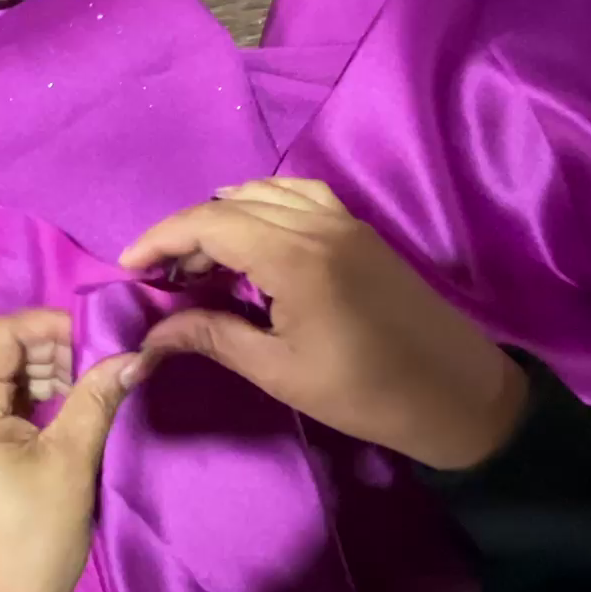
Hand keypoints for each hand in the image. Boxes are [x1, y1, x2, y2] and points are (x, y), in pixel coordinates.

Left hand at [0, 311, 140, 591]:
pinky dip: (41, 394)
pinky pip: (8, 403)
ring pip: (8, 376)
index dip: (47, 324)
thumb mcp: (71, 461)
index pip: (2, 336)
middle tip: (102, 357)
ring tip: (94, 380)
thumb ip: (97, 399)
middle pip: (4, 353)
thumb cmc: (35, 534)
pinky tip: (74, 400)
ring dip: (50, 369)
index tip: (94, 332)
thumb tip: (135, 355)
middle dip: (53, 346)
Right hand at [119, 178, 527, 470]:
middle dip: (183, 234)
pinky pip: (295, 194)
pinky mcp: (356, 227)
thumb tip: (150, 334)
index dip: (160, 239)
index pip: (207, 223)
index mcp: (294, 257)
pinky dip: (258, 205)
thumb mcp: (278, 371)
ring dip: (219, 218)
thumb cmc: (365, 392)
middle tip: (160, 277)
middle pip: (226, 205)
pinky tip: (250, 235)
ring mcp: (341, 219)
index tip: (129, 266)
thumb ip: (211, 337)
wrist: (461, 397)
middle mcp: (316, 222)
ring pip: (258, 193)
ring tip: (200, 262)